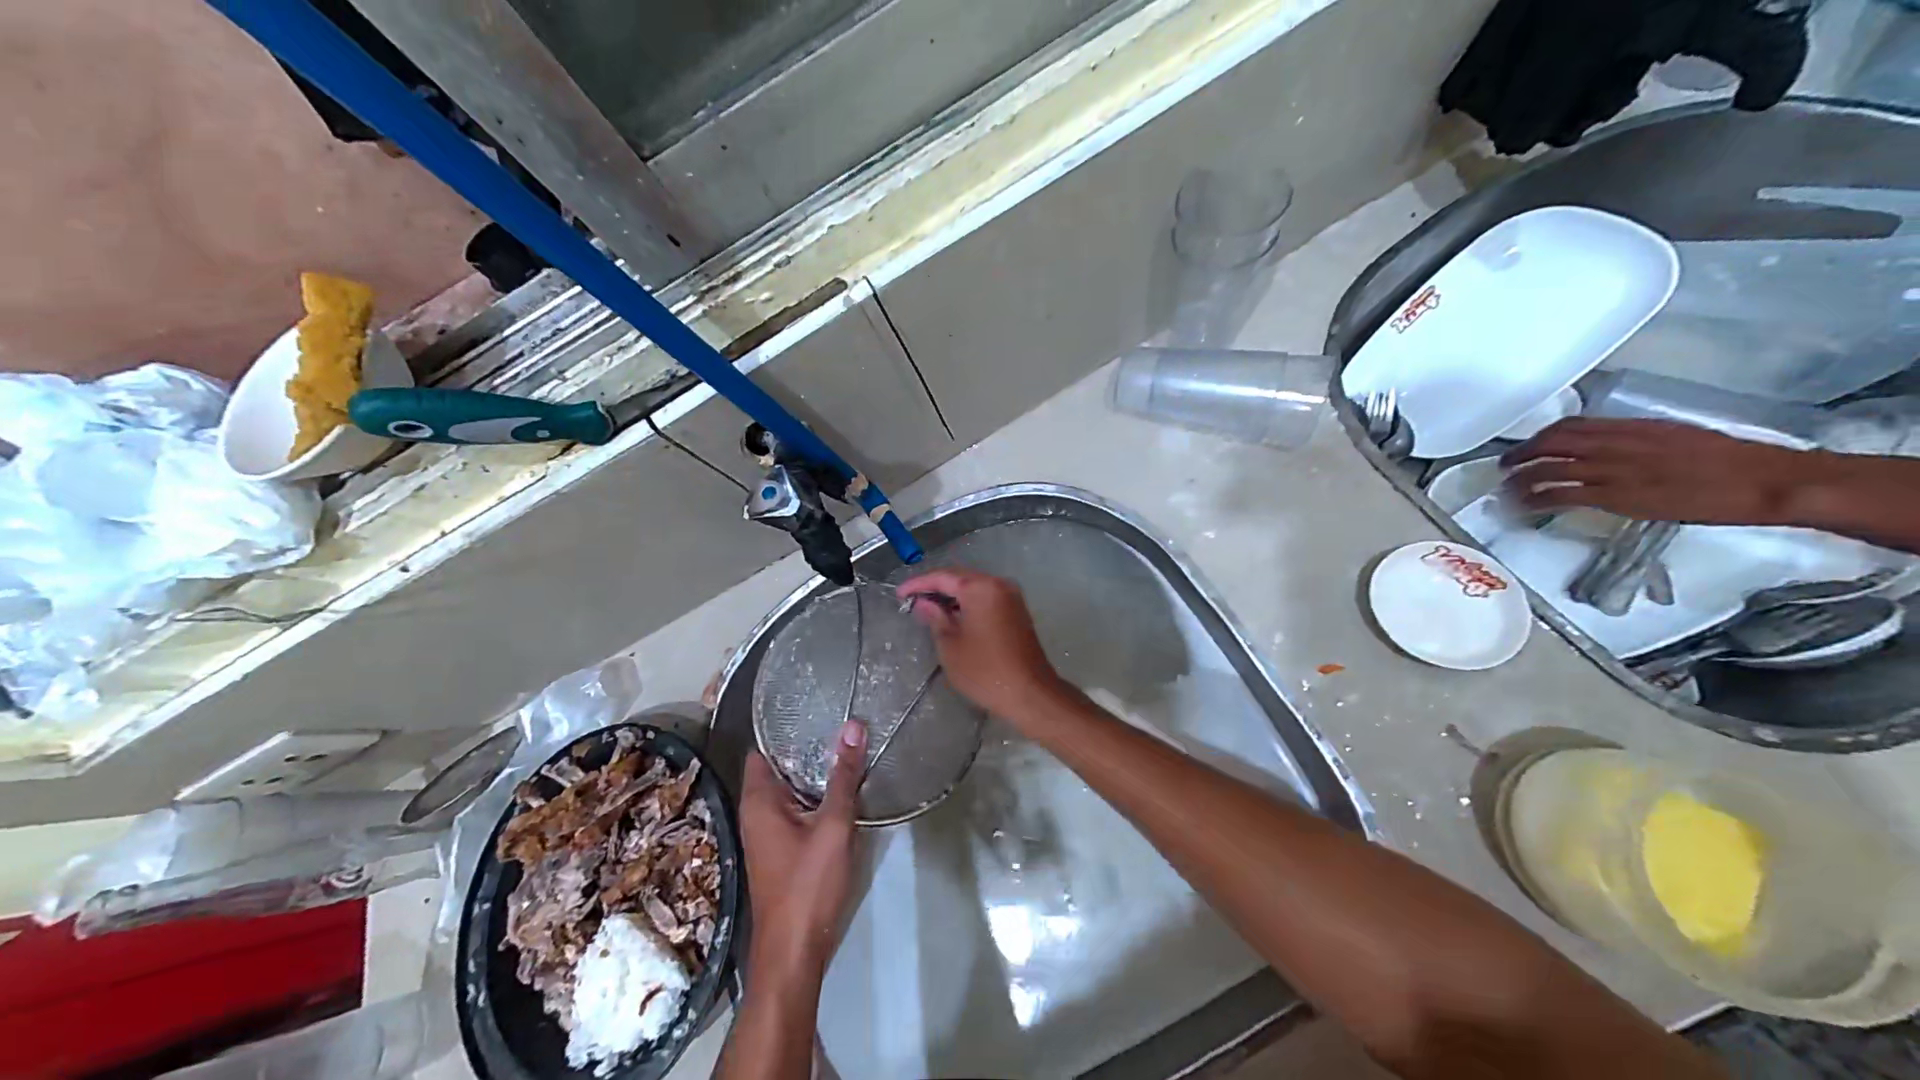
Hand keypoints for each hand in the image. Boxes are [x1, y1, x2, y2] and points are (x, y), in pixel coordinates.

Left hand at [737, 724, 864, 977]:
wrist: (794, 950)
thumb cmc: (808, 884)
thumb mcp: (833, 825)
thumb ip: (844, 776)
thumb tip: (854, 725)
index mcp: (758, 800)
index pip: (763, 749)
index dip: (784, 727)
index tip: (815, 706)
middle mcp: (757, 811)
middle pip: (779, 766)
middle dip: (806, 747)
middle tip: (841, 720)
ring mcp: (769, 831)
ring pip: (791, 788)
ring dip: (814, 772)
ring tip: (847, 745)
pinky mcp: (783, 846)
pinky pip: (798, 807)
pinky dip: (815, 794)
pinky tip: (842, 787)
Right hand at [897, 568, 1067, 721]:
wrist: (1030, 693)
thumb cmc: (985, 670)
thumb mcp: (950, 645)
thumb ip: (935, 617)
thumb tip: (924, 603)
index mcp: (981, 588)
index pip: (942, 577)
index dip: (918, 584)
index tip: (899, 594)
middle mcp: (999, 584)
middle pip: (960, 577)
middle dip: (935, 587)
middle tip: (912, 600)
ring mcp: (1012, 597)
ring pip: (975, 587)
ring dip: (952, 595)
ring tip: (928, 609)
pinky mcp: (1017, 611)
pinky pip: (987, 598)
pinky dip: (968, 603)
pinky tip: (953, 616)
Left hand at [1500, 418, 1824, 524]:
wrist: (1763, 480)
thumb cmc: (1732, 461)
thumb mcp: (1678, 437)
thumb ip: (1640, 441)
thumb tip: (1614, 448)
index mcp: (1633, 427)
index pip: (1572, 425)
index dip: (1542, 436)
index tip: (1530, 445)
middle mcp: (1615, 444)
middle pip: (1550, 443)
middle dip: (1521, 453)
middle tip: (1505, 465)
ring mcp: (1611, 470)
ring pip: (1547, 469)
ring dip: (1521, 479)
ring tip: (1507, 488)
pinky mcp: (1613, 496)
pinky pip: (1560, 495)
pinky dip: (1536, 499)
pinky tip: (1526, 506)